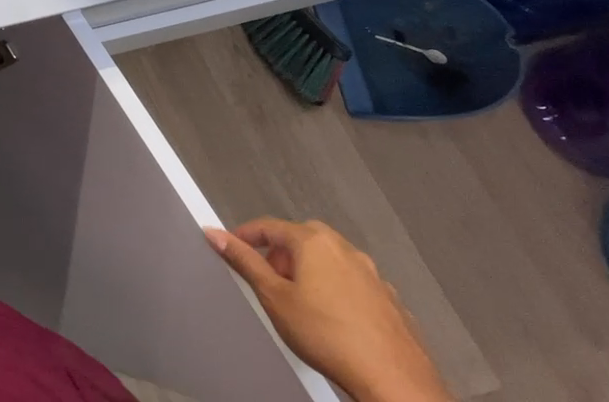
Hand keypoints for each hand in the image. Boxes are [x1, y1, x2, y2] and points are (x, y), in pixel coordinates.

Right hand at [205, 218, 451, 401]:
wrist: (394, 382)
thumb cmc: (325, 334)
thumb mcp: (273, 296)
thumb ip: (244, 261)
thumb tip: (215, 234)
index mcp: (315, 243)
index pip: (270, 226)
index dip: (245, 235)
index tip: (230, 247)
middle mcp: (348, 252)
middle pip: (304, 238)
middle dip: (282, 251)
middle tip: (270, 277)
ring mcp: (375, 277)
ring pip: (333, 260)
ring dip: (311, 269)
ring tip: (300, 300)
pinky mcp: (393, 302)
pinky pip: (355, 284)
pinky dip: (338, 289)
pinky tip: (334, 318)